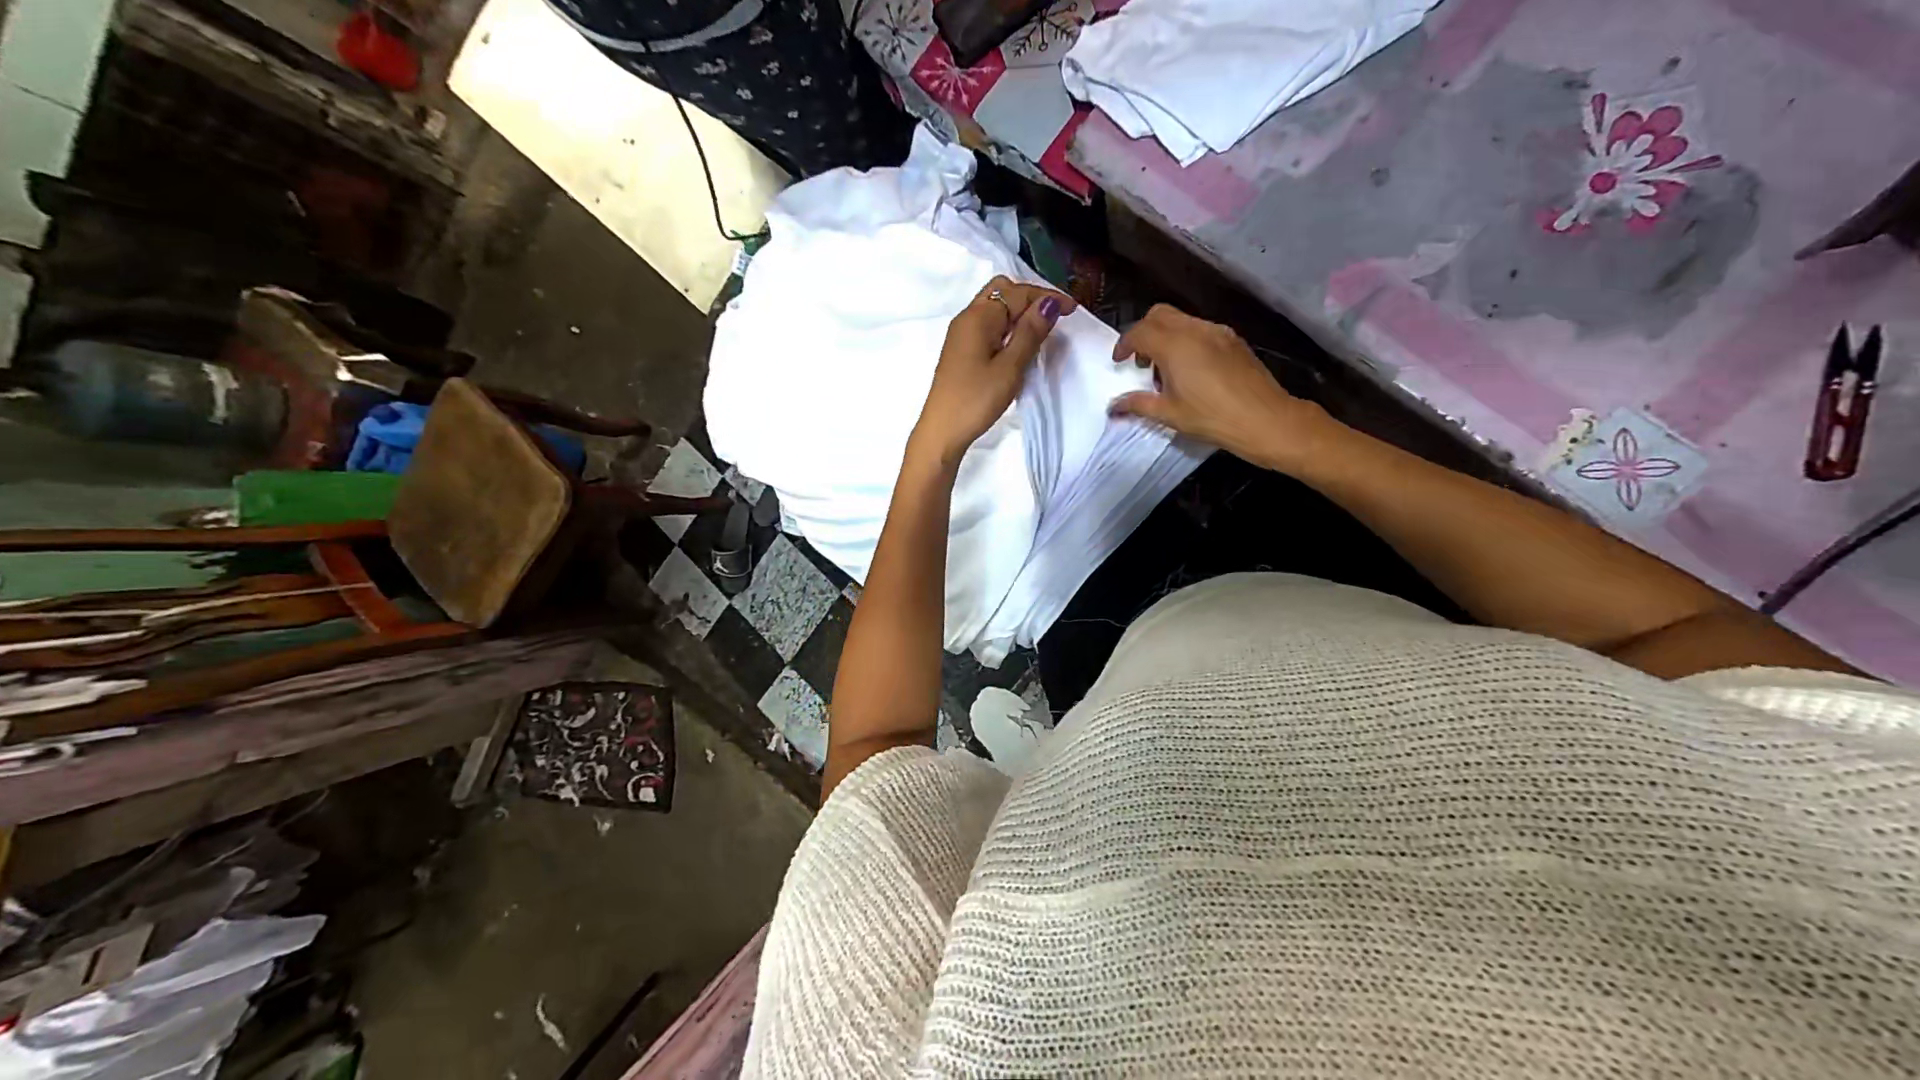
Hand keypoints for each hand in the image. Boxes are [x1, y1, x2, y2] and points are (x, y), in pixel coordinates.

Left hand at [910, 276, 1074, 465]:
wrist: (942, 431)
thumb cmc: (976, 400)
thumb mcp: (1009, 367)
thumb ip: (1029, 333)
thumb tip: (1048, 303)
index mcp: (978, 317)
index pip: (1017, 292)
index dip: (1046, 297)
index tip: (1072, 310)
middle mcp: (967, 318)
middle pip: (1002, 291)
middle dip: (1030, 297)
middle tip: (1055, 316)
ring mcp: (962, 334)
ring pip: (995, 308)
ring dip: (1019, 312)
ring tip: (1042, 329)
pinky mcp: (962, 350)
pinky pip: (988, 325)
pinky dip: (1007, 326)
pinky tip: (1019, 343)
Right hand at [1109, 304, 1335, 471]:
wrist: (1265, 419)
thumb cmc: (1212, 418)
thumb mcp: (1169, 414)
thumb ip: (1138, 404)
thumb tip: (1114, 406)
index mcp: (1174, 346)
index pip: (1139, 332)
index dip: (1124, 344)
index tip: (1120, 361)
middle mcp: (1194, 330)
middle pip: (1159, 314)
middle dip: (1143, 332)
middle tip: (1141, 360)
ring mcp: (1217, 332)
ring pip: (1181, 319)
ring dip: (1165, 336)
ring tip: (1166, 369)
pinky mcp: (1233, 339)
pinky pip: (1200, 329)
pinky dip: (1186, 340)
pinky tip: (1191, 369)